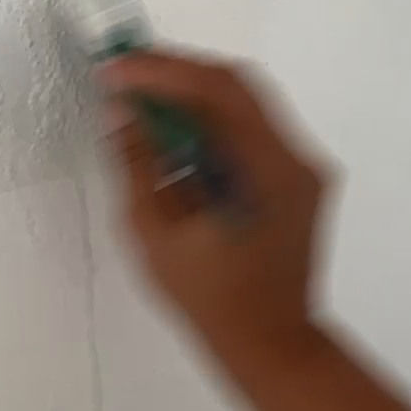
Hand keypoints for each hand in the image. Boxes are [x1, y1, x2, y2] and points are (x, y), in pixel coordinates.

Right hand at [101, 51, 332, 349]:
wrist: (269, 341)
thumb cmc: (206, 295)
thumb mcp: (154, 231)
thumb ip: (138, 164)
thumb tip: (120, 111)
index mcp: (266, 170)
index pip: (215, 92)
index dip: (159, 71)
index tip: (111, 69)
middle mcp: (295, 157)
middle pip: (235, 84)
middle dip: (173, 69)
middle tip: (120, 70)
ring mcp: (299, 165)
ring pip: (242, 100)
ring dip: (187, 89)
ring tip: (137, 92)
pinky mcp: (292, 176)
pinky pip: (245, 126)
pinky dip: (203, 115)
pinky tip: (168, 125)